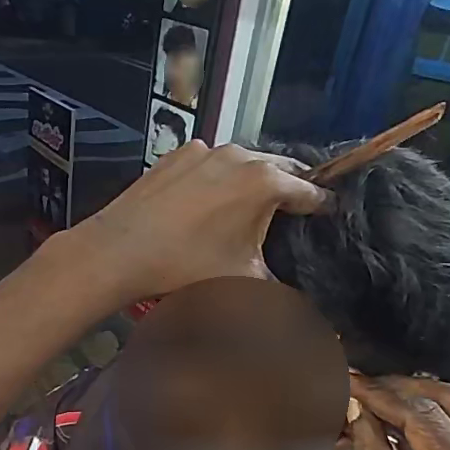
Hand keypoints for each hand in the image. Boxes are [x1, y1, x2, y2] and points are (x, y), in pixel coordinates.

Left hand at [63, 142, 326, 303]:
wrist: (120, 250)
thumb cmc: (186, 265)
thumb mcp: (241, 279)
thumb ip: (276, 281)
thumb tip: (295, 298)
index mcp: (264, 182)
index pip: (309, 191)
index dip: (321, 205)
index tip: (329, 214)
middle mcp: (239, 156)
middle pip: (278, 168)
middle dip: (289, 187)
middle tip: (292, 211)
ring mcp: (205, 150)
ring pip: (242, 162)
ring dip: (252, 180)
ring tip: (249, 206)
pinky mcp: (177, 154)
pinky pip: (210, 162)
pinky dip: (218, 176)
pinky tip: (208, 200)